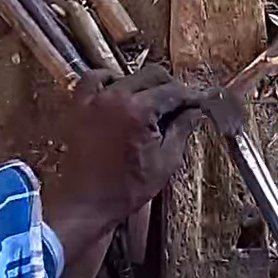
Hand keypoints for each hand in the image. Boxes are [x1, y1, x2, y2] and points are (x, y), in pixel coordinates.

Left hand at [42, 66, 203, 277]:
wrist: (86, 203)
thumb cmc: (127, 188)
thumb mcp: (166, 161)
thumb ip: (182, 130)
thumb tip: (194, 110)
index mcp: (139, 110)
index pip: (173, 91)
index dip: (190, 96)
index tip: (199, 102)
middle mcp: (116, 97)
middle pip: (152, 75)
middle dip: (170, 87)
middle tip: (180, 105)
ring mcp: (94, 99)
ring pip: (126, 75)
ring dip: (143, 84)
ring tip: (151, 102)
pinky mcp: (79, 106)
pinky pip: (94, 79)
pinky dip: (108, 80)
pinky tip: (118, 92)